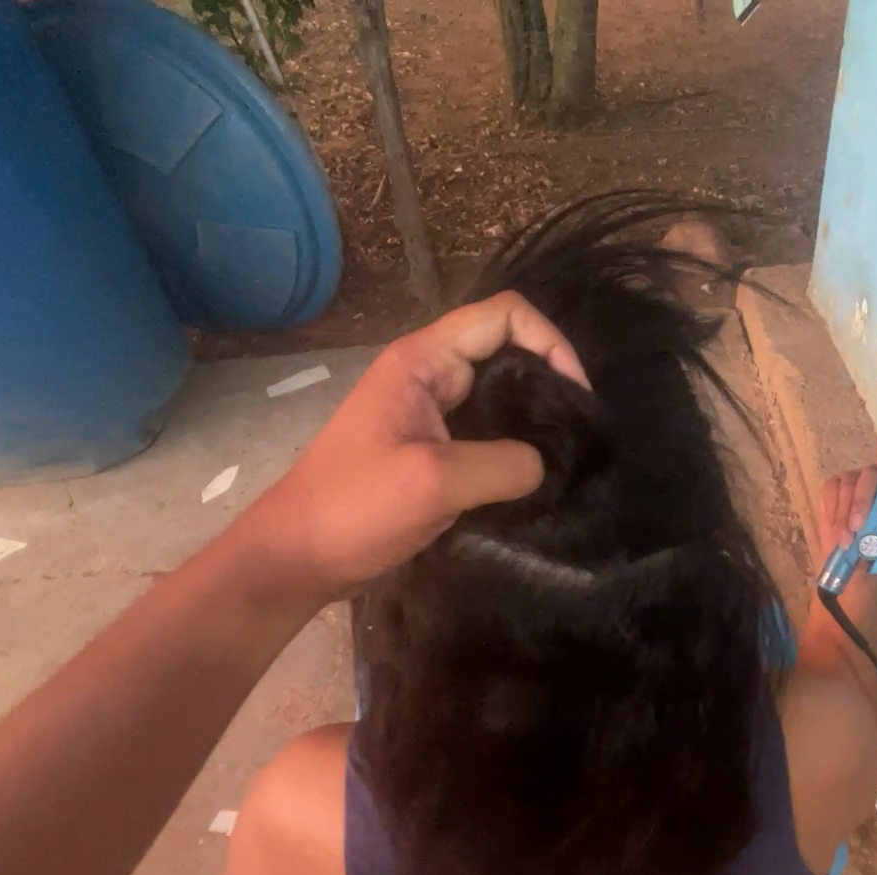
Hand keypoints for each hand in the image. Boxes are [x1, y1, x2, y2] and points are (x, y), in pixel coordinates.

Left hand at [239, 291, 586, 602]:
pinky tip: (535, 478)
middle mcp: (431, 376)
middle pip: (507, 351)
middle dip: (549, 381)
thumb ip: (503, 465)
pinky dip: (517, 449)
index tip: (576, 394)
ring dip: (535, 419)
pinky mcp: (435, 450)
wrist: (299, 556)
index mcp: (424, 361)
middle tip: (577, 431)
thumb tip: (544, 464)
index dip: (550, 341)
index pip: (504, 315)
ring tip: (564, 455)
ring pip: (501, 396)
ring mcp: (432, 414)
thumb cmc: (354, 507)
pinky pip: (489, 434)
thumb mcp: (434, 481)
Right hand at [816, 433, 876, 626]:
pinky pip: (830, 492)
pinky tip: (837, 531)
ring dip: (845, 514)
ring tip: (847, 540)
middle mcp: (875, 474)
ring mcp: (852, 480)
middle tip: (858, 526)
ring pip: (847, 485)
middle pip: (867, 473)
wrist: (857, 565)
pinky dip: (833, 513)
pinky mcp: (832, 489)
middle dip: (862, 500)